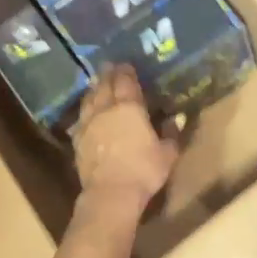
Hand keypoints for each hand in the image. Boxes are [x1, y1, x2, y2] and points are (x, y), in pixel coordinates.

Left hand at [72, 65, 177, 206]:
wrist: (110, 193)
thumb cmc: (144, 170)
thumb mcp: (167, 153)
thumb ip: (172, 133)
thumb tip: (178, 117)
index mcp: (129, 108)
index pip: (125, 81)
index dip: (126, 71)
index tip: (126, 64)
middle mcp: (106, 110)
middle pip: (104, 86)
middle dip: (107, 74)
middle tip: (109, 66)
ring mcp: (89, 124)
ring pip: (89, 99)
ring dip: (93, 89)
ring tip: (96, 83)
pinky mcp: (78, 140)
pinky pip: (81, 118)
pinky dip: (85, 110)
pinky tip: (86, 112)